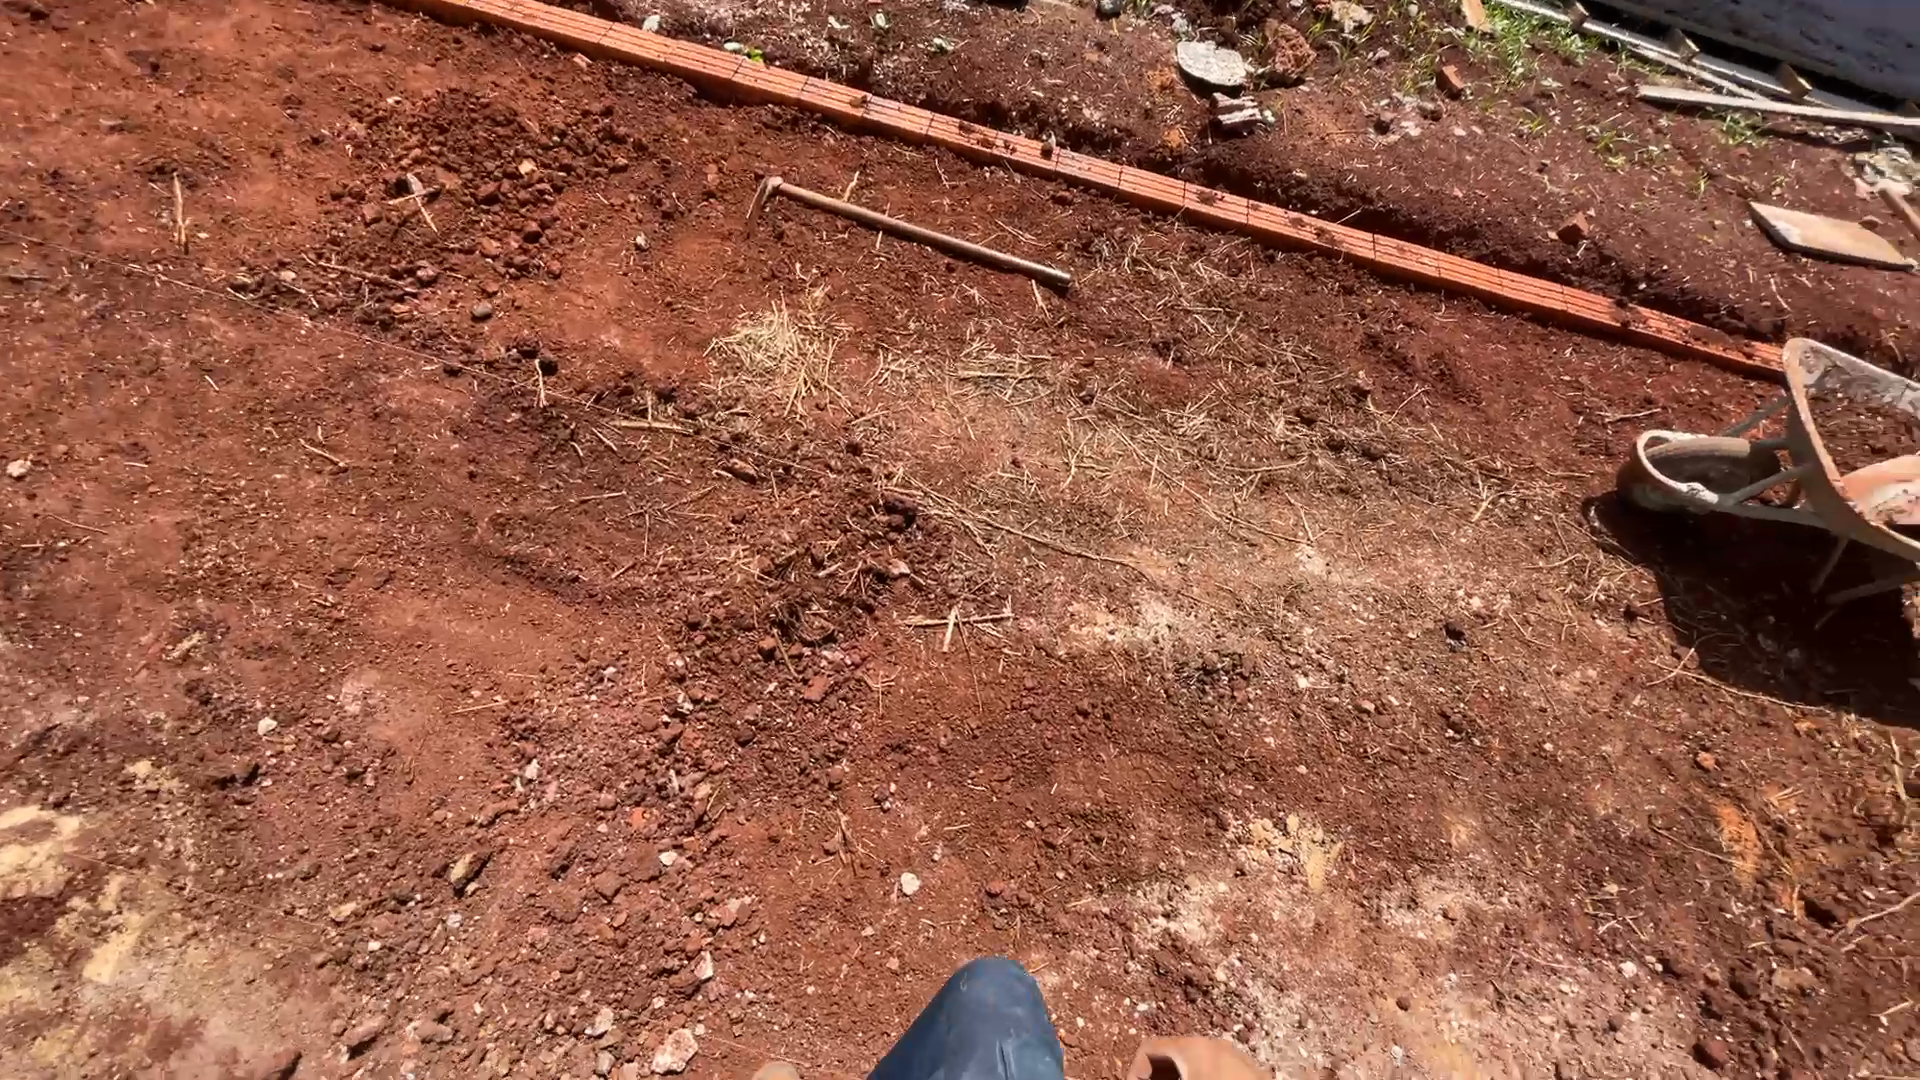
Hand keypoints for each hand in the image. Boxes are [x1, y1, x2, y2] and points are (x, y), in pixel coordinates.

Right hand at [1126, 1037, 1265, 1079]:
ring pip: (1193, 1062)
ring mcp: (1233, 1056)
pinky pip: (1213, 1069)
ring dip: (1178, 1076)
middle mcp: (1211, 1043)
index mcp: (1192, 1045)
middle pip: (1171, 1053)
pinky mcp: (1249, 1071)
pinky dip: (1198, 1077)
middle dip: (1157, 1074)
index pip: (1148, 1047)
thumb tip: (1136, 1075)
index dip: (1134, 1069)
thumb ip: (1156, 1078)